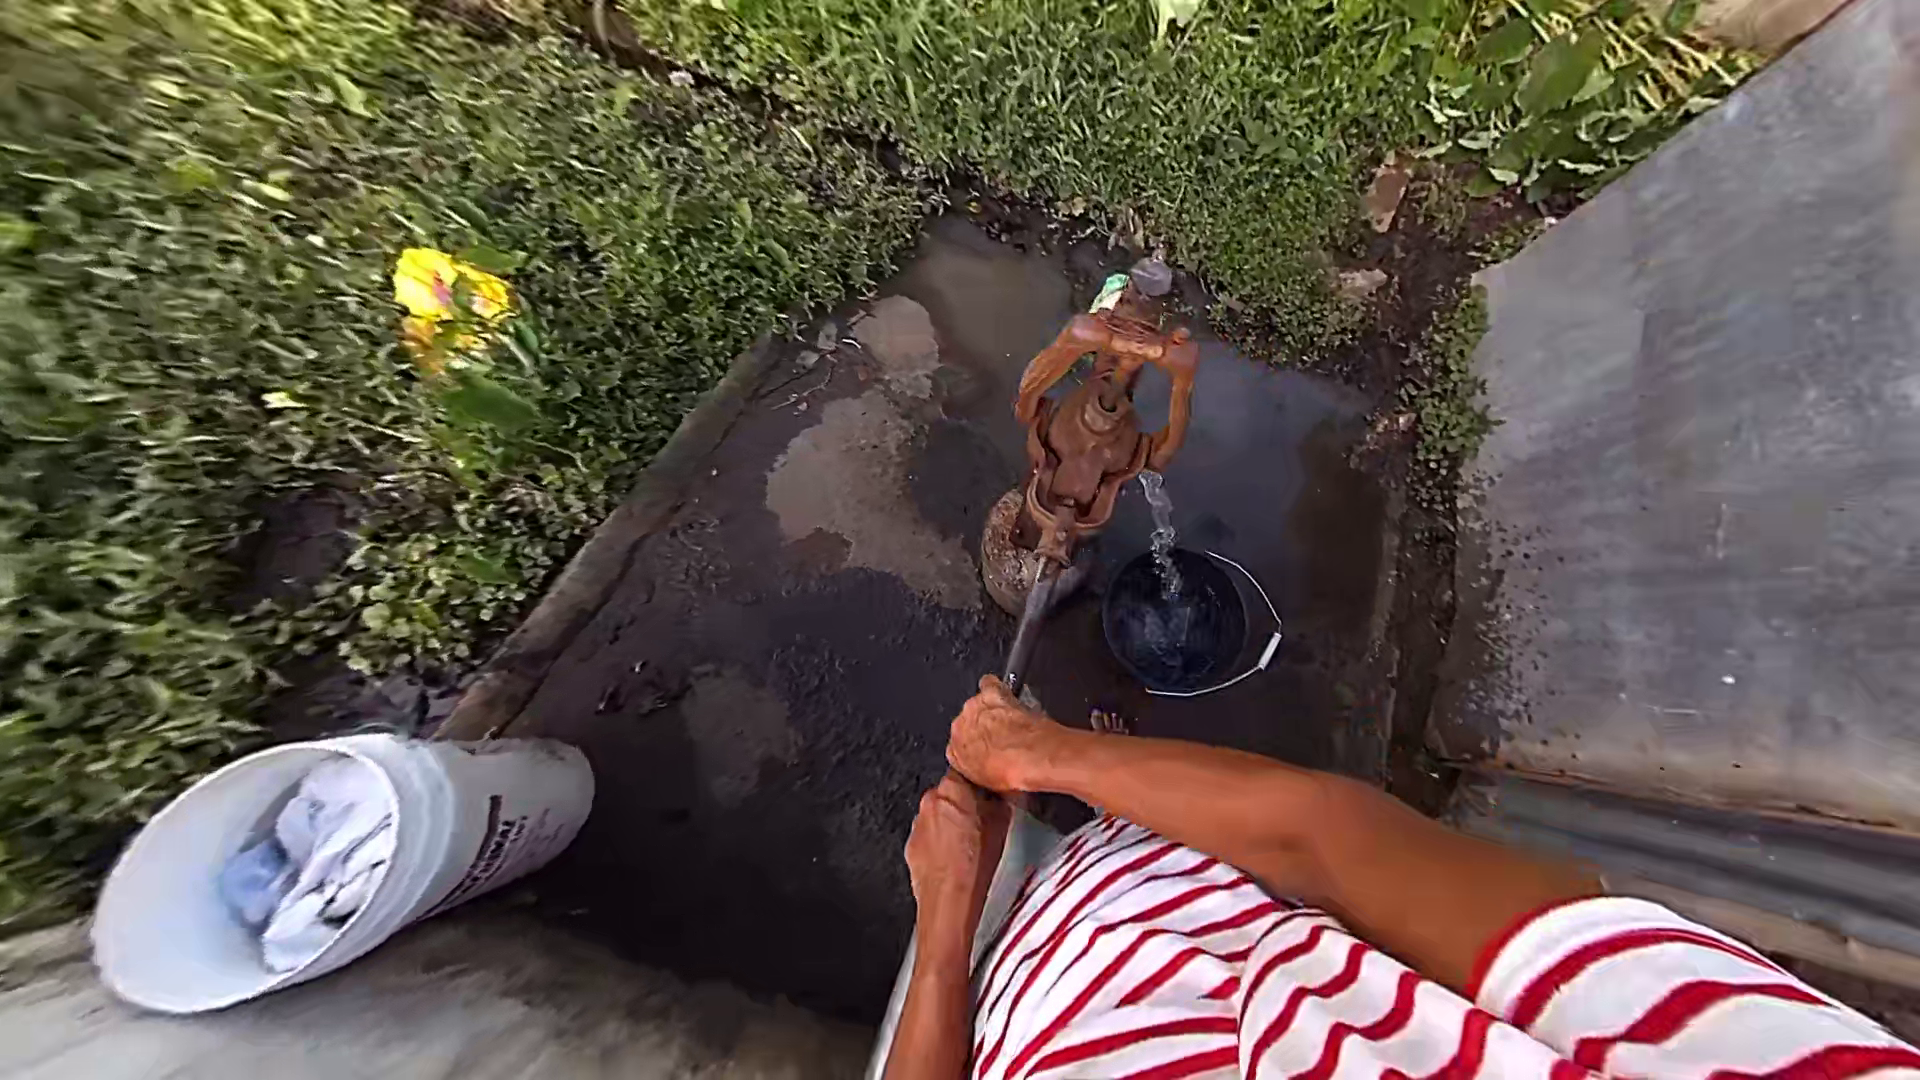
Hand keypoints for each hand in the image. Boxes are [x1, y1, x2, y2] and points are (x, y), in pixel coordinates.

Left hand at [905, 773, 1009, 935]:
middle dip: (966, 801)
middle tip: (984, 819)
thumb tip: (1005, 789)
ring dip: (952, 821)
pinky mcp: (912, 845)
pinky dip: (940, 841)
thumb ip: (1001, 798)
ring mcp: (918, 824)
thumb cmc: (974, 868)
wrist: (948, 904)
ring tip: (970, 844)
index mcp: (952, 789)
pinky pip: (929, 835)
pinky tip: (956, 857)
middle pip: (951, 791)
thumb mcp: (1002, 823)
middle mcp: (931, 801)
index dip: (979, 779)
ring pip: (939, 813)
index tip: (988, 789)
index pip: (965, 769)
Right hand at [947, 675, 1065, 792]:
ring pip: (976, 704)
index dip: (973, 747)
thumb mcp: (992, 784)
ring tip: (1007, 719)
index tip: (985, 750)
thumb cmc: (1013, 771)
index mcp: (955, 753)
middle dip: (980, 728)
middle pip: (966, 723)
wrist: (1031, 755)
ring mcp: (974, 708)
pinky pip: (988, 684)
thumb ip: (982, 773)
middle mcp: (960, 727)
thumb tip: (992, 772)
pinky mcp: (991, 693)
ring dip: (989, 710)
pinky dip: (995, 687)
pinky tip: (1005, 693)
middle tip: (1000, 736)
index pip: (957, 748)